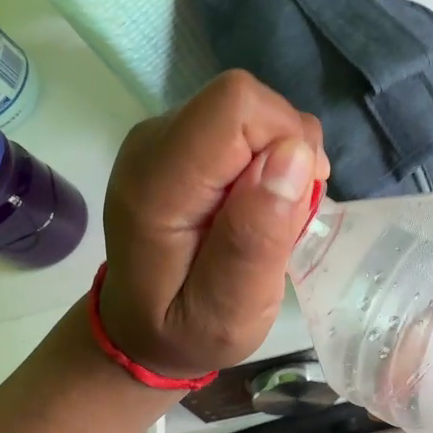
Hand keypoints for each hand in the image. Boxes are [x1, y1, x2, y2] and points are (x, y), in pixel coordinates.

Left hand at [99, 71, 331, 377]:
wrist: (139, 330)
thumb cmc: (185, 330)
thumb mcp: (227, 313)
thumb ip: (255, 238)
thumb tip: (294, 154)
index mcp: (157, 184)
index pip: (236, 105)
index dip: (285, 140)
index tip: (293, 199)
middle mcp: (152, 143)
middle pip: (248, 101)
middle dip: (289, 152)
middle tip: (283, 218)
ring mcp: (163, 135)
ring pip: (252, 109)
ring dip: (282, 158)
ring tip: (267, 216)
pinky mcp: (179, 137)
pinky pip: (245, 122)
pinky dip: (269, 157)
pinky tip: (256, 201)